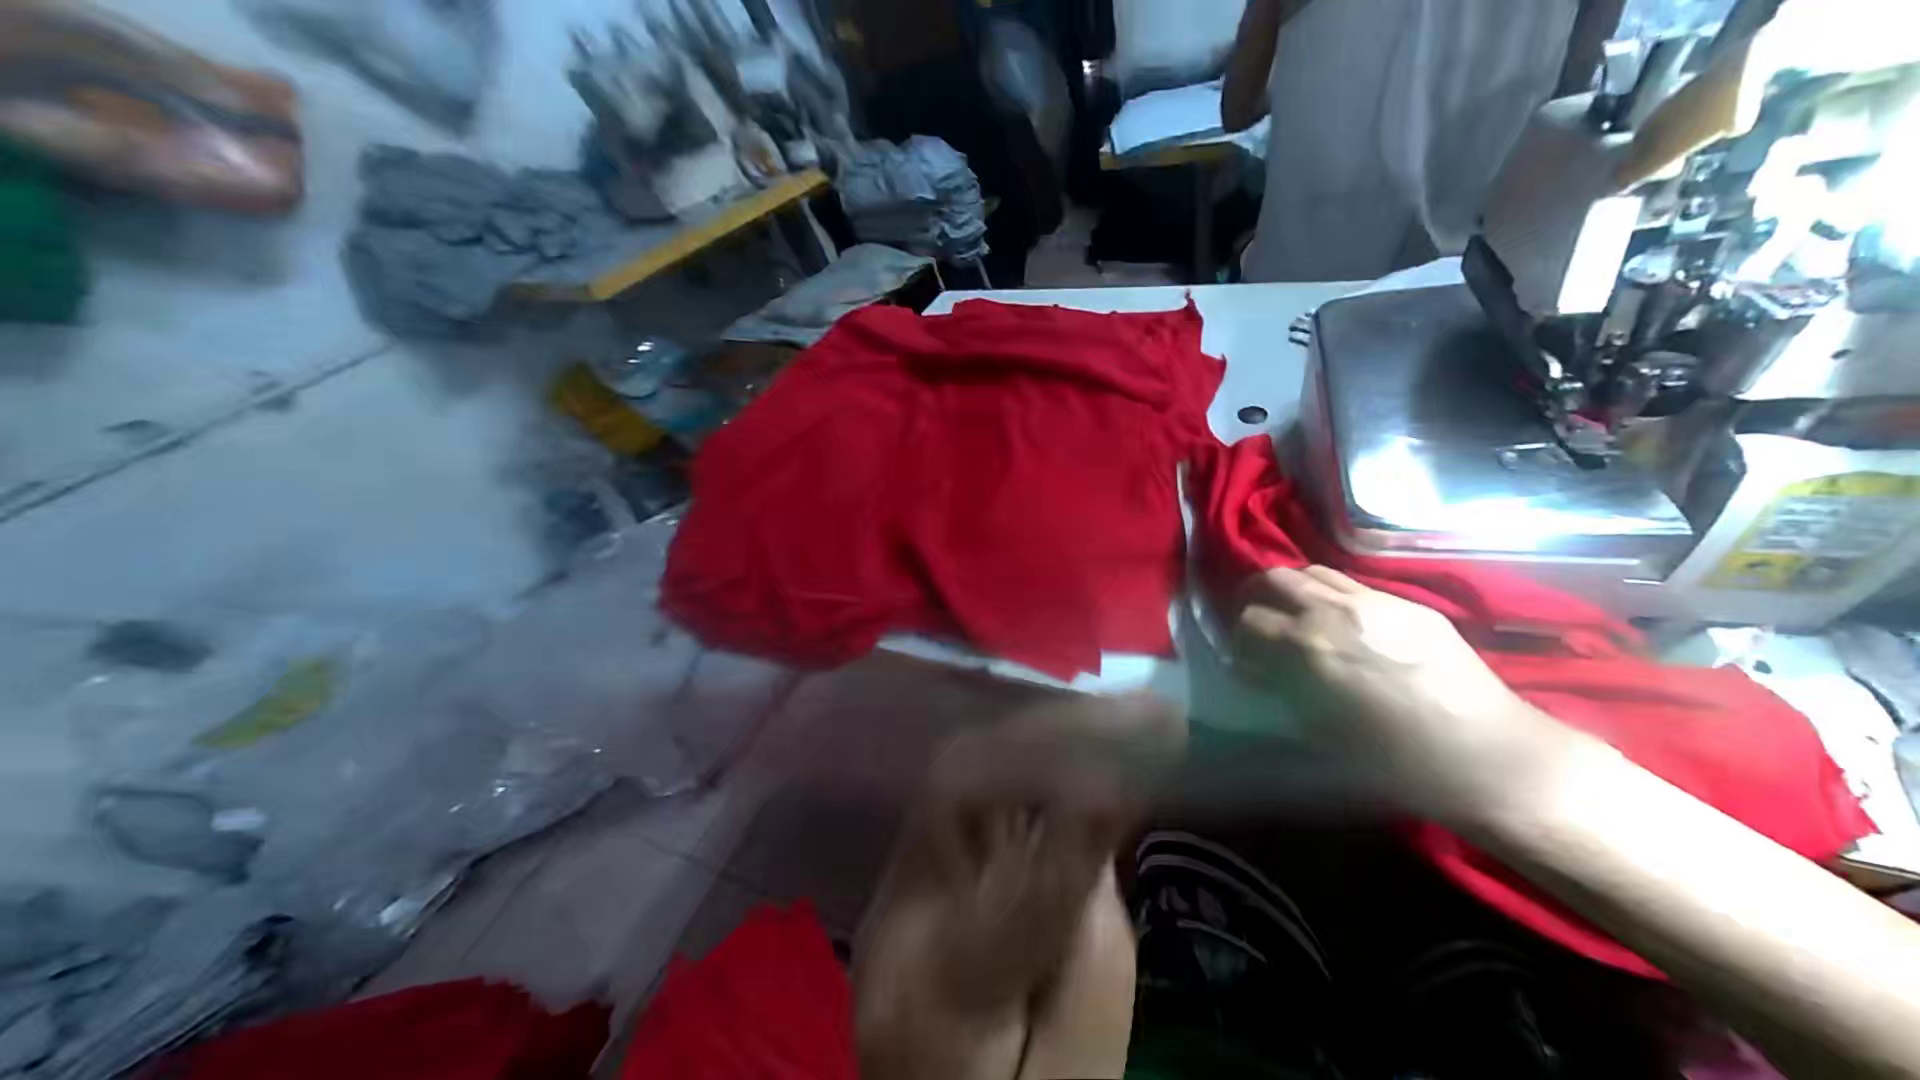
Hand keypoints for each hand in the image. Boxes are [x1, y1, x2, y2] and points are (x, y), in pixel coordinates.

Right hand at [1231, 566, 1575, 822]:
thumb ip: (1279, 689)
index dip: (1237, 639)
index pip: (1249, 620)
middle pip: (1274, 579)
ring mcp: (1376, 601)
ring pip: (1314, 572)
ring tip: (1294, 616)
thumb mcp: (1318, 731)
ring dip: (1292, 589)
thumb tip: (1257, 670)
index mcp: (1309, 647)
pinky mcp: (1408, 604)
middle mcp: (1336, 611)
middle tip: (1256, 622)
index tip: (1242, 658)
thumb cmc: (1394, 761)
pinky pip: (1352, 584)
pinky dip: (1329, 595)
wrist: (1487, 758)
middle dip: (1255, 598)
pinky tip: (1339, 623)